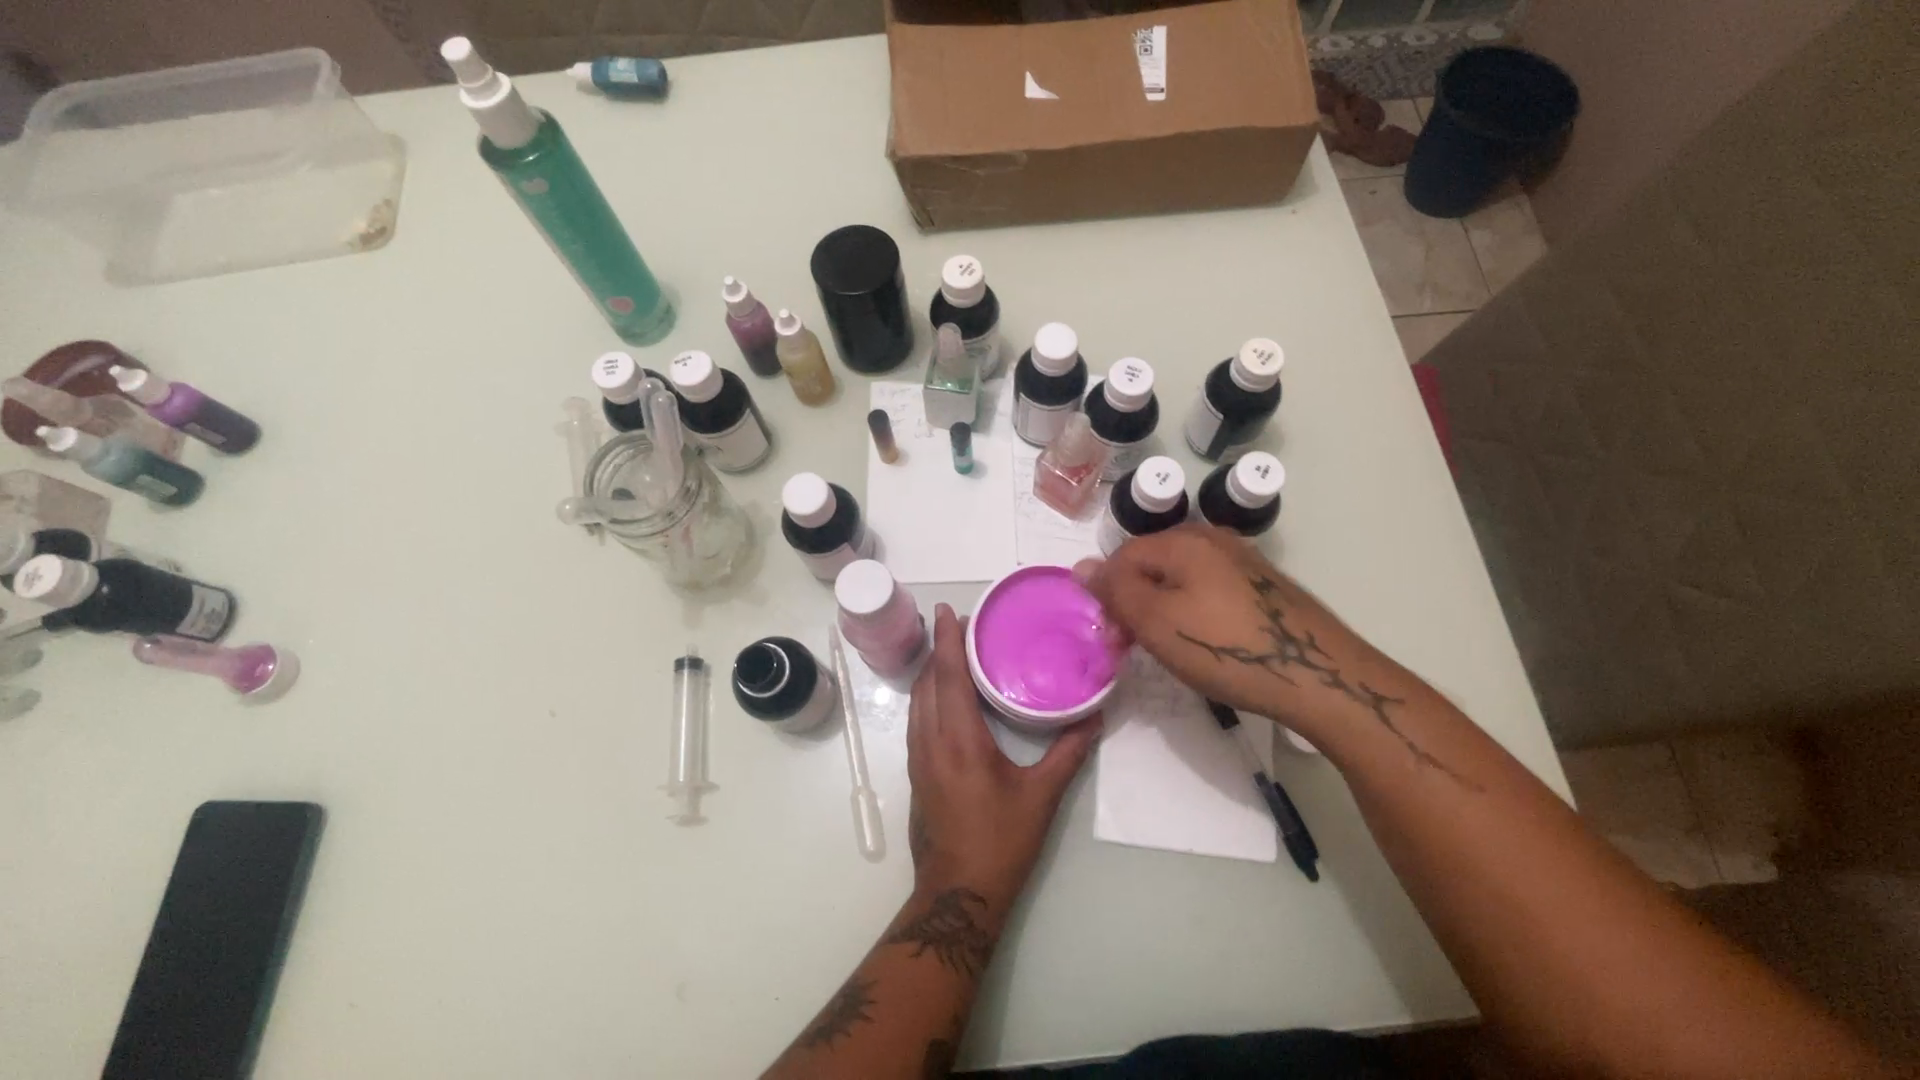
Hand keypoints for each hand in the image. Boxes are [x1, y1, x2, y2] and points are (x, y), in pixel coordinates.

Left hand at [906, 604, 1099, 915]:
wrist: (958, 894)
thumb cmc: (1001, 841)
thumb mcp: (1041, 796)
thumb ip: (1068, 753)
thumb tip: (1093, 716)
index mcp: (958, 740)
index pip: (948, 675)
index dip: (947, 639)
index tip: (948, 610)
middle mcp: (930, 741)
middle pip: (927, 682)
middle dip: (939, 649)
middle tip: (960, 625)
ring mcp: (917, 758)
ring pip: (917, 701)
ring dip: (931, 672)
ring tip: (953, 653)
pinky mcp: (916, 774)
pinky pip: (917, 720)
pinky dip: (929, 697)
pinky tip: (948, 699)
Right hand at [1077, 526, 1392, 728]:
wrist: (1320, 675)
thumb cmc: (1228, 648)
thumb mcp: (1157, 622)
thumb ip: (1115, 591)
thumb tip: (1080, 565)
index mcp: (1184, 541)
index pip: (1122, 558)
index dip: (1108, 598)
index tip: (1114, 642)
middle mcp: (1214, 540)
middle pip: (1152, 565)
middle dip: (1135, 604)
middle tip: (1136, 649)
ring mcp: (1244, 562)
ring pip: (1182, 579)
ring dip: (1164, 610)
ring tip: (1171, 650)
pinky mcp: (1265, 588)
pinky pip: (1210, 591)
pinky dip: (1195, 613)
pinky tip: (1208, 643)